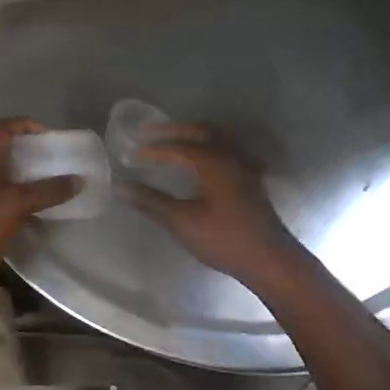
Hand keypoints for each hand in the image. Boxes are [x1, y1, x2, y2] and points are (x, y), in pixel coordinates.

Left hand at [0, 118, 79, 285]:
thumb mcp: (18, 203)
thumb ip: (48, 190)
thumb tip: (79, 180)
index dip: (22, 124)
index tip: (46, 134)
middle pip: (4, 151)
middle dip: (29, 150)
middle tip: (53, 156)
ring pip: (7, 175)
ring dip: (28, 175)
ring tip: (53, 178)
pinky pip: (8, 197)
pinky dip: (25, 197)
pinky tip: (43, 205)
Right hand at [126, 124, 299, 285]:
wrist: (267, 258)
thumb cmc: (222, 239)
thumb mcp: (181, 221)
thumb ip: (151, 202)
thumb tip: (122, 187)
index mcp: (213, 162)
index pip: (178, 147)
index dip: (153, 148)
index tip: (131, 153)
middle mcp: (232, 157)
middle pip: (202, 131)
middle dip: (174, 130)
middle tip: (149, 132)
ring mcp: (245, 167)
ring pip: (219, 138)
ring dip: (194, 135)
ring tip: (174, 142)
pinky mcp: (251, 180)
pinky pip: (229, 152)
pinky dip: (211, 148)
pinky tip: (205, 162)